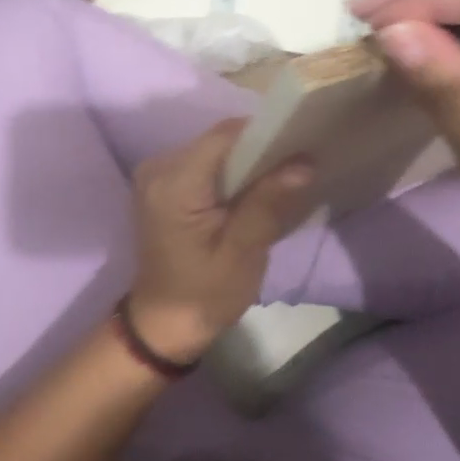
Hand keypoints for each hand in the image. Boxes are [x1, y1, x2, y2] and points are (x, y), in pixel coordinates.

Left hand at [126, 119, 313, 362]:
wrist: (163, 324)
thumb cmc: (204, 294)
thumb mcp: (243, 253)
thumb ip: (268, 203)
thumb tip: (303, 162)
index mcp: (174, 182)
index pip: (226, 135)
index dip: (265, 136)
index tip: (300, 148)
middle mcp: (159, 166)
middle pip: (219, 140)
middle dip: (259, 150)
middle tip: (297, 169)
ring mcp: (157, 174)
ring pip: (214, 150)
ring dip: (246, 162)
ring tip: (280, 181)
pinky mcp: (162, 184)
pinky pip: (203, 164)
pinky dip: (229, 173)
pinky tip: (251, 193)